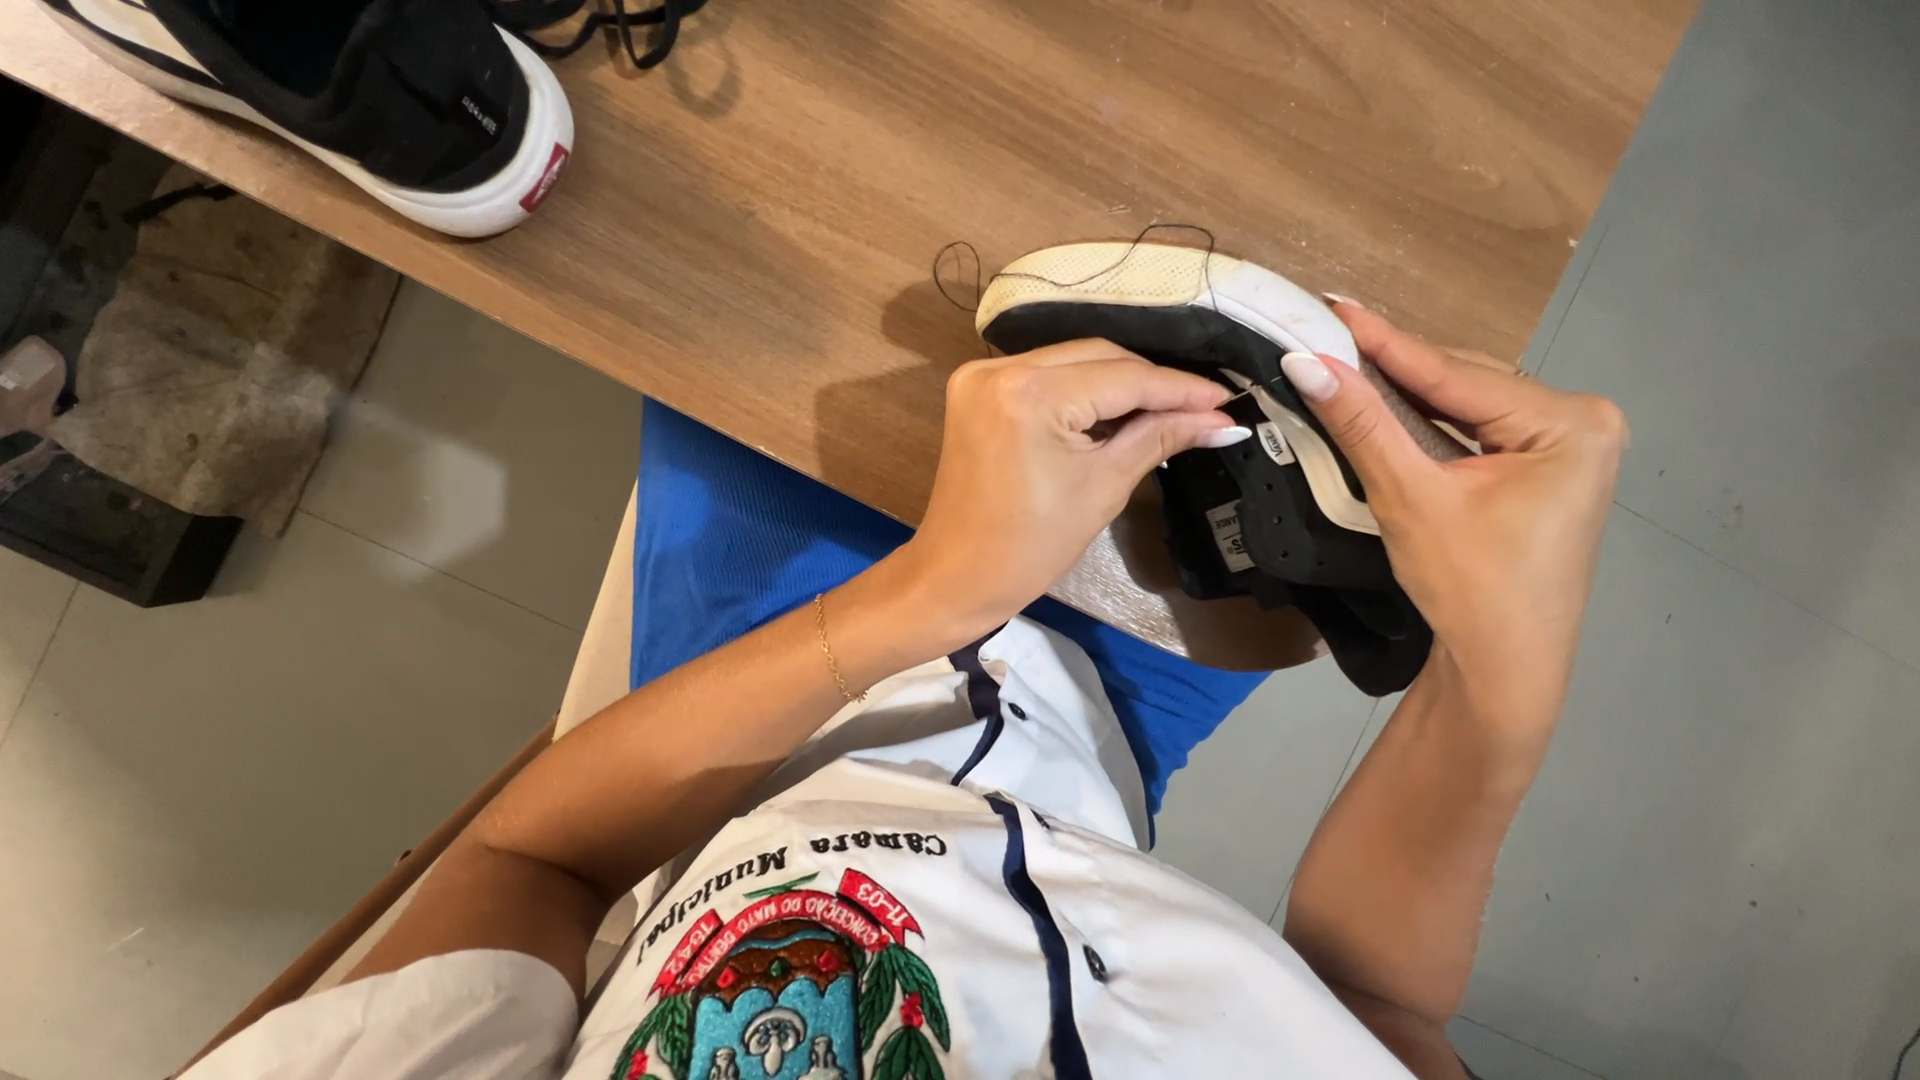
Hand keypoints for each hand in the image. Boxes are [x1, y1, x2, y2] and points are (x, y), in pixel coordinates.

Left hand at [896, 339, 1244, 641]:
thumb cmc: (1030, 547)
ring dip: (1118, 381)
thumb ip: (1160, 438)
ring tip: (1166, 410)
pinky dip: (1080, 388)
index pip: (1123, 378)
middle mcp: (999, 369)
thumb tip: (1220, 421)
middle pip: (1097, 355)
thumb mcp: (1103, 487)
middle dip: (1151, 382)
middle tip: (1201, 409)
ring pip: (1071, 360)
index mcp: (1030, 395)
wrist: (957, 576)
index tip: (1224, 401)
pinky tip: (1115, 409)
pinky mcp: (974, 390)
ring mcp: (980, 376)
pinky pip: (1044, 374)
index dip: (1179, 389)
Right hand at [1280, 303, 1625, 737]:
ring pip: (1467, 405)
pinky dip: (1429, 424)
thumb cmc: (1466, 584)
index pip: (1454, 373)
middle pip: (1465, 384)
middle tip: (1329, 339)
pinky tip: (1388, 409)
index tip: (1332, 305)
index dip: (1384, 342)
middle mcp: (1582, 420)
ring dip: (1407, 395)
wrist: (1504, 663)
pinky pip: (1476, 430)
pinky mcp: (1547, 468)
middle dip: (1394, 369)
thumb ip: (1360, 424)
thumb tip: (1305, 362)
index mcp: (1568, 422)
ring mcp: (1570, 445)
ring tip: (1347, 365)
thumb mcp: (1408, 496)